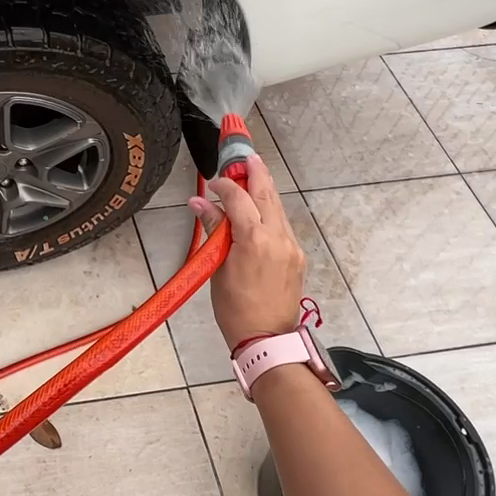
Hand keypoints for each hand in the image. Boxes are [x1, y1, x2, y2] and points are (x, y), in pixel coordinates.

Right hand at [189, 156, 306, 350]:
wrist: (267, 339)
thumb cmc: (234, 307)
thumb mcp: (217, 267)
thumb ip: (214, 230)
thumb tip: (199, 203)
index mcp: (254, 239)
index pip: (239, 199)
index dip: (226, 185)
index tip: (214, 182)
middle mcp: (278, 237)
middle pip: (267, 194)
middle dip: (256, 173)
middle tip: (245, 156)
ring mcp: (291, 246)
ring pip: (278, 208)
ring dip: (264, 190)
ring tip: (251, 177)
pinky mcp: (297, 256)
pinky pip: (282, 225)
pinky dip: (269, 212)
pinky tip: (259, 211)